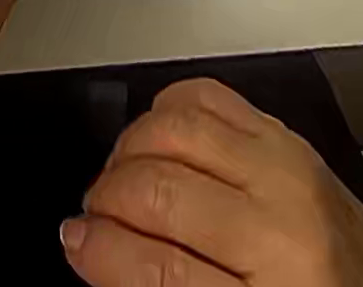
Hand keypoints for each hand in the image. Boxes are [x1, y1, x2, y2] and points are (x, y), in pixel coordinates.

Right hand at [62, 79, 362, 286]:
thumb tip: (92, 249)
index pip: (161, 269)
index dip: (100, 252)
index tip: (75, 243)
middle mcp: (286, 232)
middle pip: (159, 192)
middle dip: (106, 199)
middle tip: (94, 213)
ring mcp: (285, 170)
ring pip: (170, 131)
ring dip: (126, 151)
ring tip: (121, 176)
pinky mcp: (282, 133)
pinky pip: (200, 94)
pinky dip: (162, 110)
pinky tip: (156, 139)